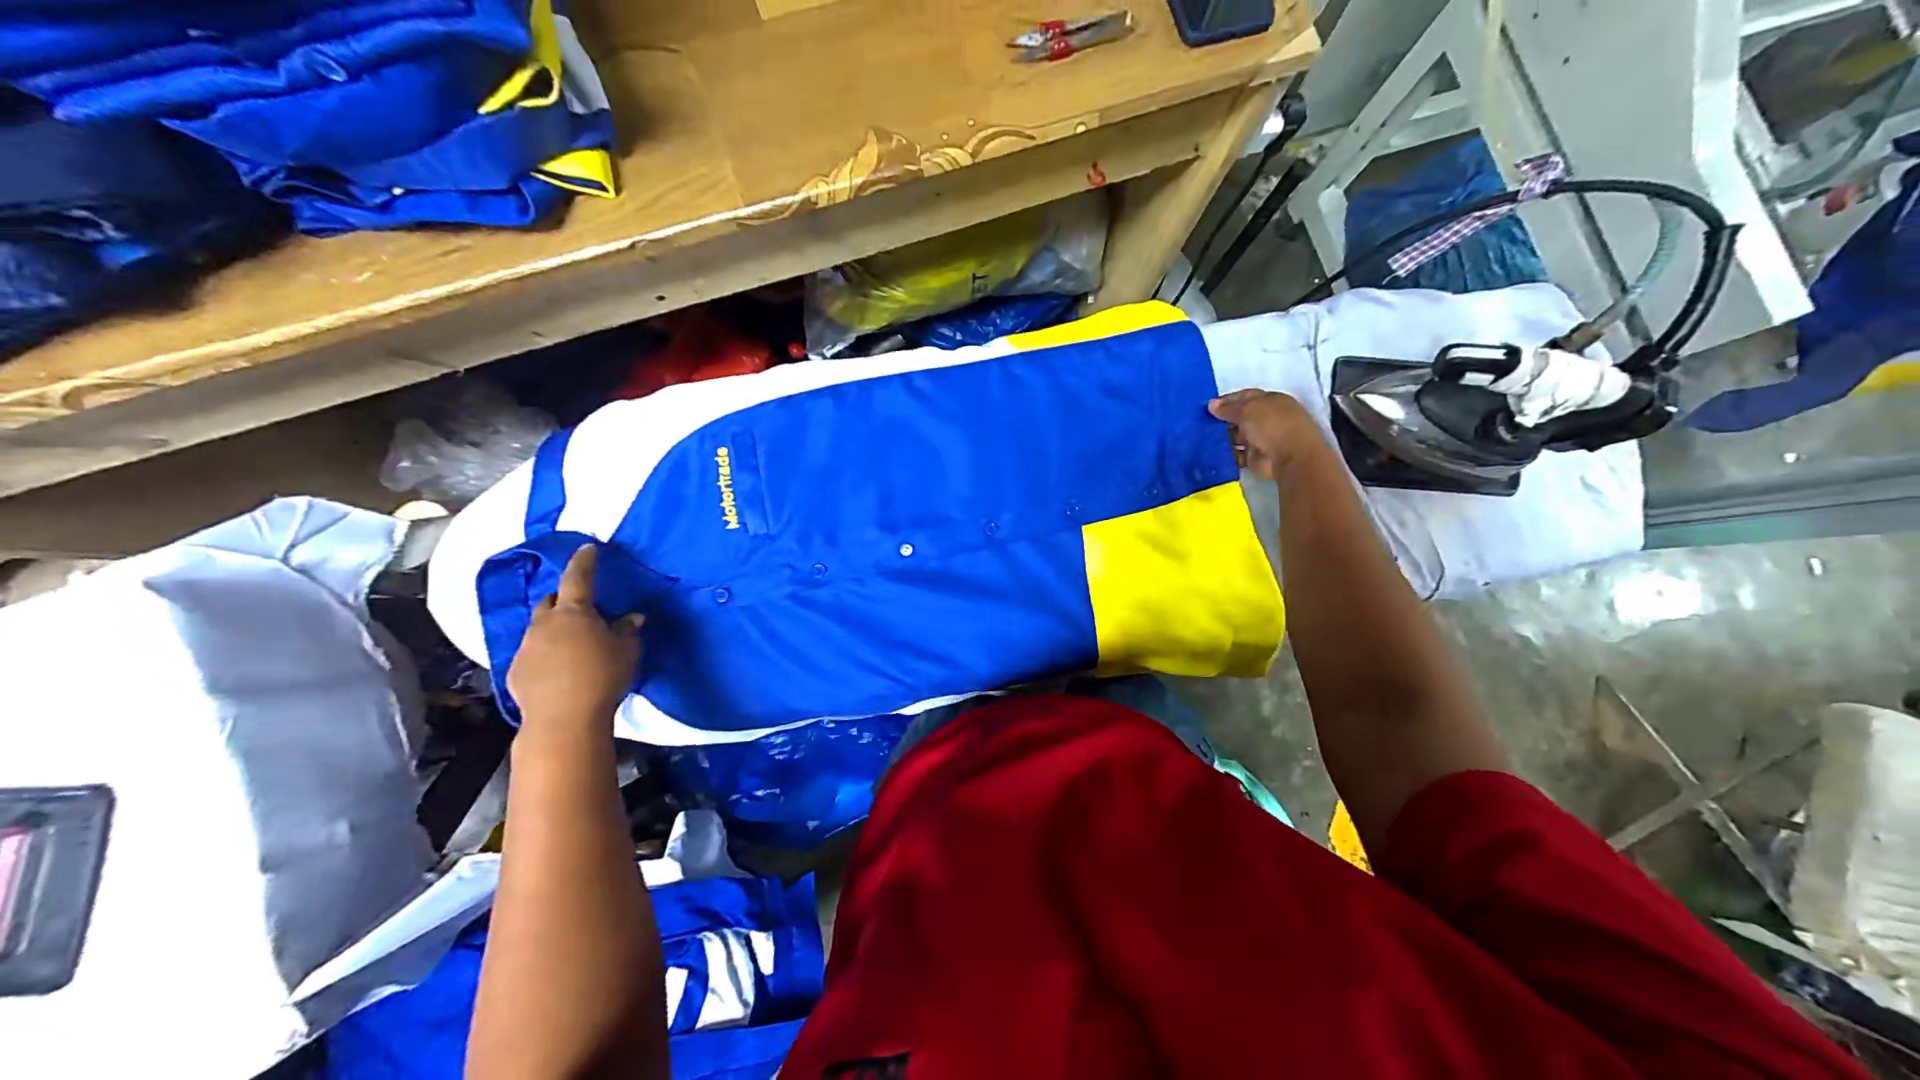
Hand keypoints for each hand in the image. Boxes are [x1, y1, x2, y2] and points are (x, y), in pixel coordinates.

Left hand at [507, 544, 641, 735]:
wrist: (563, 719)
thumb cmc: (602, 676)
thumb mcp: (626, 651)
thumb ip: (627, 631)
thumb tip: (631, 618)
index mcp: (573, 612)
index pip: (578, 578)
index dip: (584, 561)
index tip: (587, 548)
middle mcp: (544, 624)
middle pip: (551, 602)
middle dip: (563, 601)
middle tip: (582, 611)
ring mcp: (525, 648)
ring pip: (539, 629)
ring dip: (554, 631)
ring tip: (572, 646)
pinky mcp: (515, 672)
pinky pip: (531, 655)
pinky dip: (545, 656)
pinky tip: (559, 673)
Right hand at [1208, 389, 1322, 481]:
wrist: (1290, 457)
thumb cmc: (1272, 425)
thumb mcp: (1248, 410)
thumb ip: (1229, 408)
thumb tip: (1211, 405)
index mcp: (1270, 401)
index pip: (1246, 397)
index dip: (1227, 400)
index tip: (1209, 406)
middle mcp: (1266, 419)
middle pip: (1240, 416)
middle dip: (1222, 419)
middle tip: (1201, 422)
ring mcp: (1261, 439)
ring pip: (1236, 435)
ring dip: (1222, 436)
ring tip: (1201, 437)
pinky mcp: (1254, 457)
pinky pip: (1235, 453)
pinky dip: (1225, 453)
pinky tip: (1209, 452)